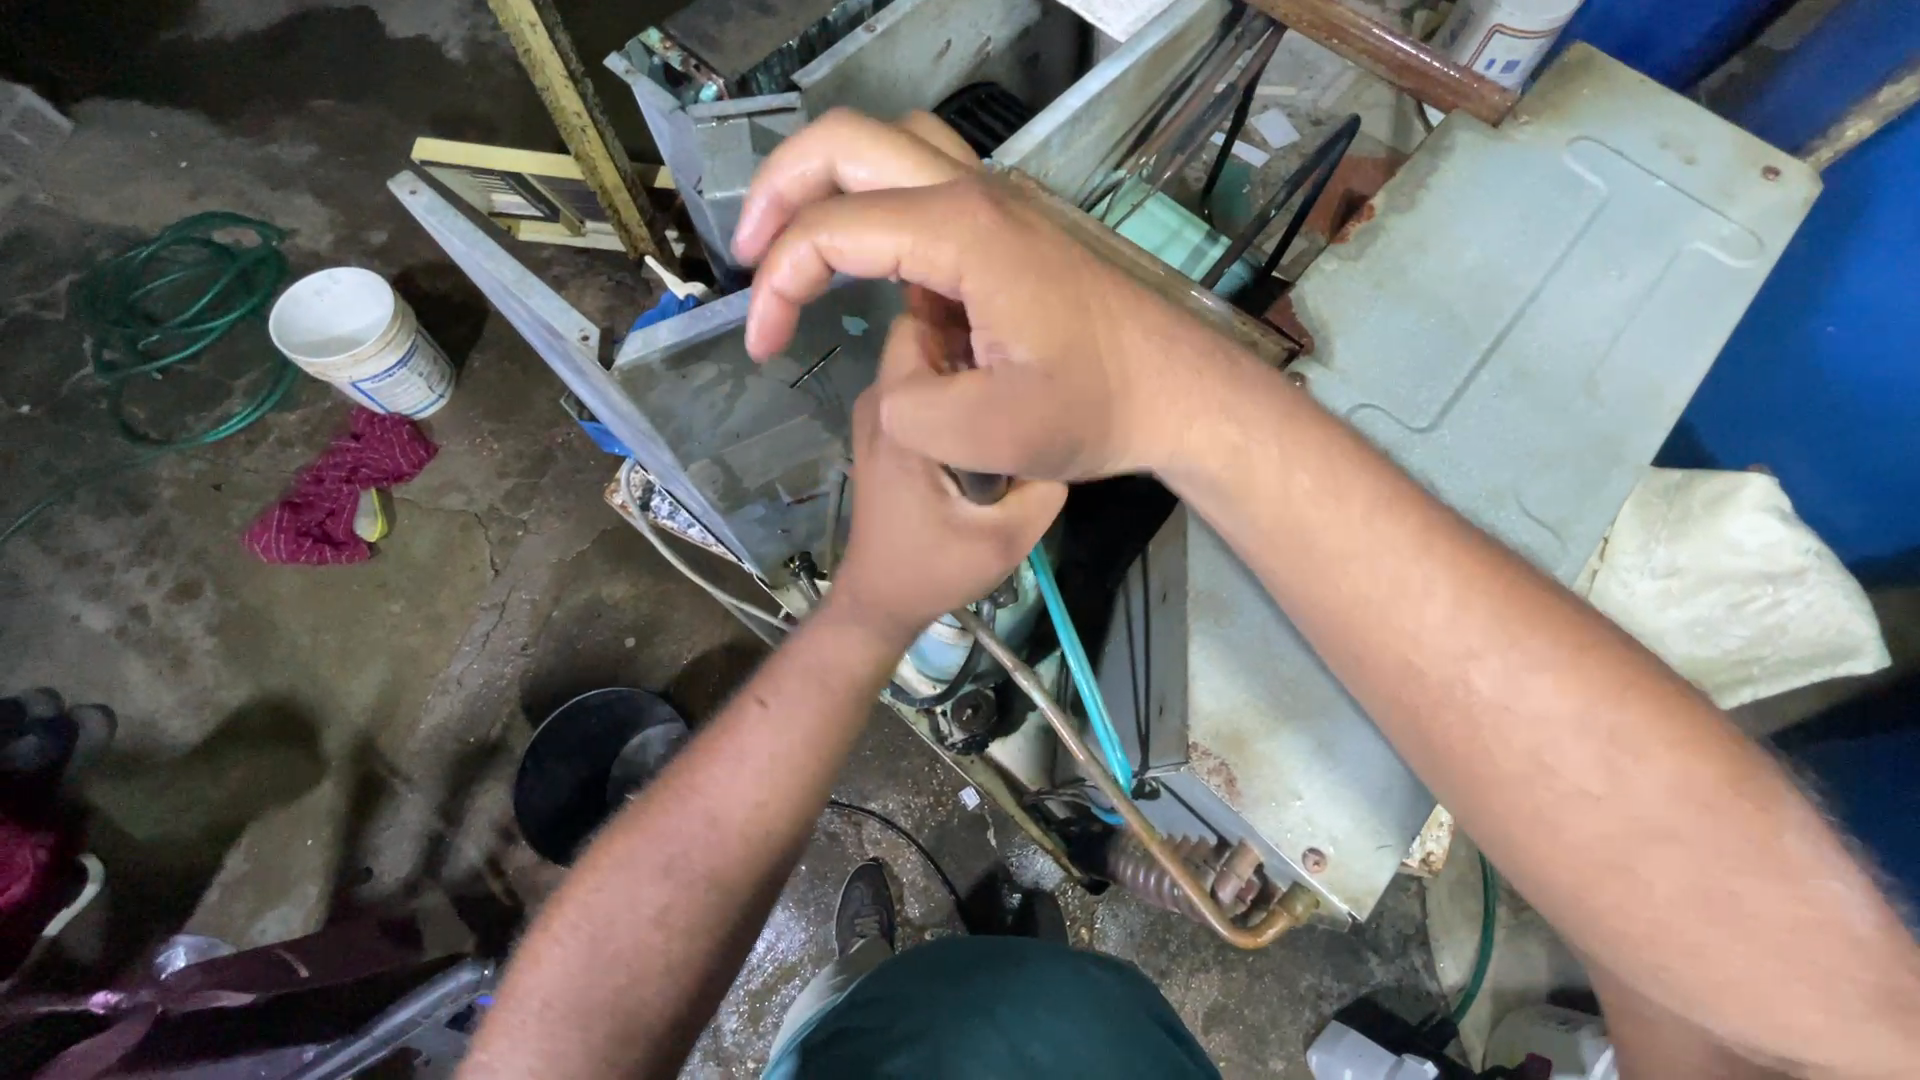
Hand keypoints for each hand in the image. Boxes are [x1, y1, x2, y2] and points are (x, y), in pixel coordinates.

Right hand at [734, 108, 1231, 481]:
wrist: (1177, 393)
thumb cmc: (1097, 410)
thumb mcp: (992, 435)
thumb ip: (910, 411)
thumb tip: (894, 385)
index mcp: (962, 232)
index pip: (833, 231)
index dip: (778, 286)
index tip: (762, 350)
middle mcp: (976, 193)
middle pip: (849, 142)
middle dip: (780, 191)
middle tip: (748, 253)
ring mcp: (1000, 202)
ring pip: (890, 147)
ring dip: (831, 184)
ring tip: (798, 245)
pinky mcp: (1013, 227)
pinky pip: (927, 186)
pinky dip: (880, 211)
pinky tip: (880, 275)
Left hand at [827, 303, 1065, 642]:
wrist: (881, 598)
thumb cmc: (936, 570)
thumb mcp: (1009, 537)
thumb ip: (1044, 481)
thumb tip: (1061, 432)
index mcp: (904, 422)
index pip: (927, 325)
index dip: (975, 321)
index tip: (1019, 341)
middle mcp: (878, 405)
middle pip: (925, 336)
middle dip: (973, 341)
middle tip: (1022, 366)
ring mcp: (874, 416)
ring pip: (922, 361)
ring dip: (964, 367)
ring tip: (1010, 389)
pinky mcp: (882, 431)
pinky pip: (917, 387)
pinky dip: (950, 390)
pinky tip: (986, 415)